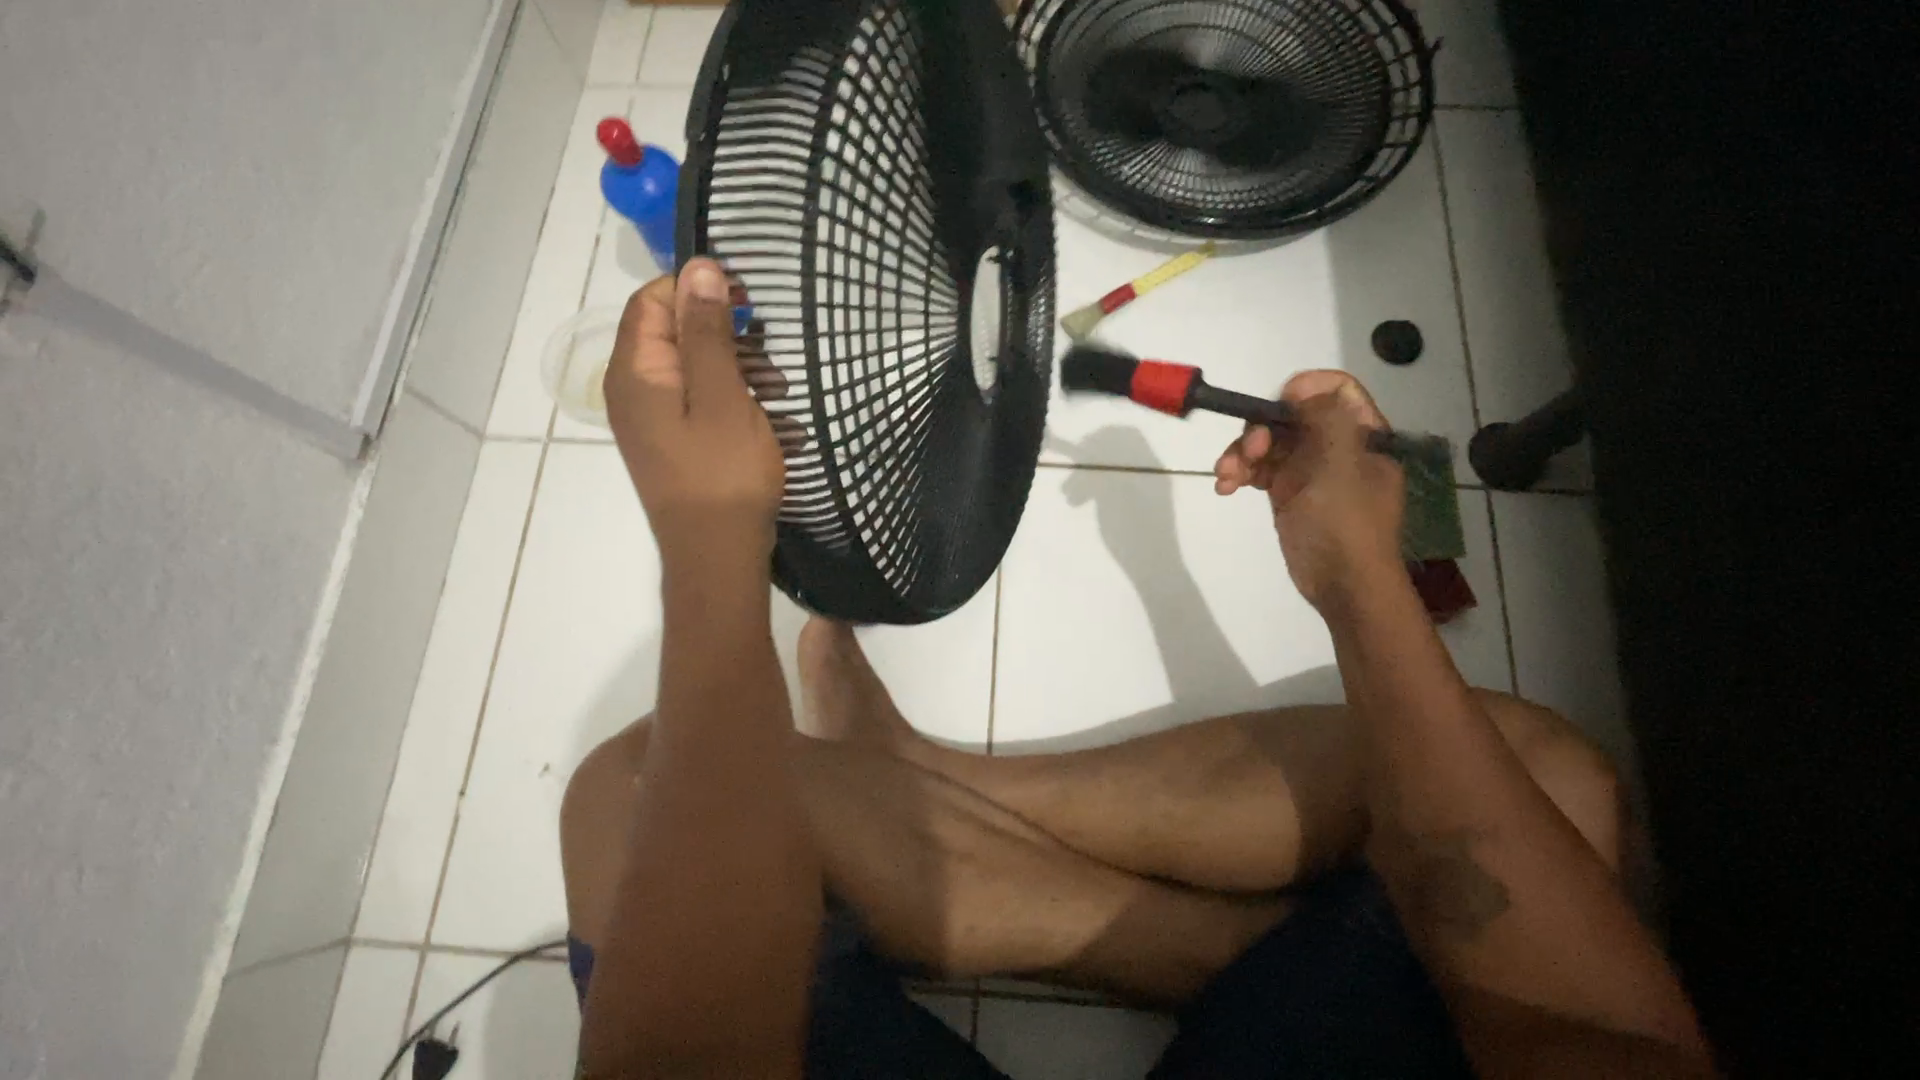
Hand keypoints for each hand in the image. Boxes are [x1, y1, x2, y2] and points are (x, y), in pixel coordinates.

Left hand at [604, 258, 783, 578]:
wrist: (716, 556)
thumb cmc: (723, 475)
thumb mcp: (722, 396)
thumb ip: (708, 331)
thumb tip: (698, 267)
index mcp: (636, 372)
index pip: (654, 300)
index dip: (697, 287)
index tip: (748, 298)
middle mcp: (633, 391)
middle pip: (674, 334)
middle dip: (726, 334)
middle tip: (770, 355)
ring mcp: (653, 421)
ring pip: (693, 369)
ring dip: (738, 369)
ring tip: (779, 393)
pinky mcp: (674, 443)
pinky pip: (700, 402)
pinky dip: (735, 400)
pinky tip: (772, 419)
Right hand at [1213, 370, 1403, 608]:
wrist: (1345, 586)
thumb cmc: (1348, 525)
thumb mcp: (1342, 466)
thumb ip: (1326, 419)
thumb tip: (1300, 389)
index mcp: (1363, 435)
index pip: (1337, 390)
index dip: (1305, 389)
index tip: (1277, 404)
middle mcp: (1337, 446)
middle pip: (1291, 416)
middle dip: (1261, 429)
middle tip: (1248, 452)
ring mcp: (1310, 470)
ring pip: (1270, 443)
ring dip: (1242, 453)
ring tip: (1226, 476)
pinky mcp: (1287, 493)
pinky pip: (1259, 469)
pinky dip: (1240, 473)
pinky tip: (1226, 488)